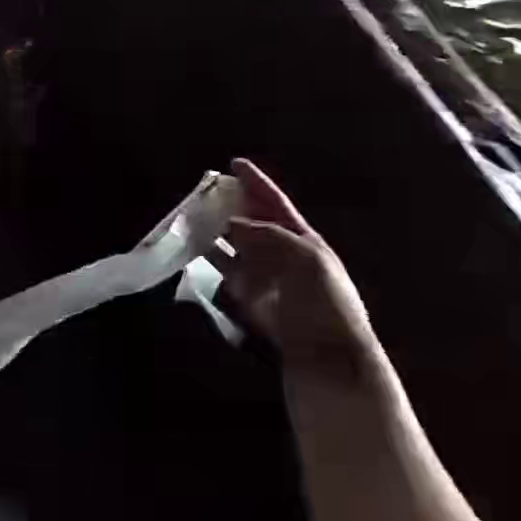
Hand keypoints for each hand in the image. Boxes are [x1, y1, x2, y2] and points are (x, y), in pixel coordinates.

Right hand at [216, 159, 383, 392]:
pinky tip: (195, 247)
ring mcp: (263, 275)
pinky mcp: (248, 297)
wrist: (327, 357)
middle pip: (252, 220)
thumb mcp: (307, 261)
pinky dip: (211, 258)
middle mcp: (281, 253)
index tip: (234, 163)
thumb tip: (234, 223)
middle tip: (205, 191)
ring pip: (234, 244)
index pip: (276, 203)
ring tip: (193, 215)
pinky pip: (226, 271)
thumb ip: (270, 236)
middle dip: (231, 204)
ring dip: (216, 230)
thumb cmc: (325, 304)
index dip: (256, 183)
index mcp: (303, 239)